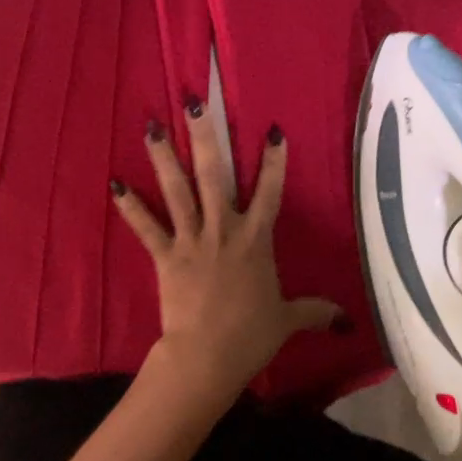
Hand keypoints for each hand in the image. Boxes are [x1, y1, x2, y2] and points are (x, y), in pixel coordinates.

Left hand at [111, 106, 344, 398]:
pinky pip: (146, 227)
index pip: (270, 192)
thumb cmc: (251, 336)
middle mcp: (223, 229)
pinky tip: (114, 183)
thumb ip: (315, 312)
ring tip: (152, 126)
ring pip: (177, 189)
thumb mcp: (287, 321)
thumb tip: (347, 320)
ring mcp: (192, 239)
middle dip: (206, 137)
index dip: (273, 162)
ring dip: (164, 157)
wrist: (208, 357)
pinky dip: (129, 206)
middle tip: (195, 103)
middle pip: (214, 174)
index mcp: (256, 239)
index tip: (272, 131)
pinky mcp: (166, 256)